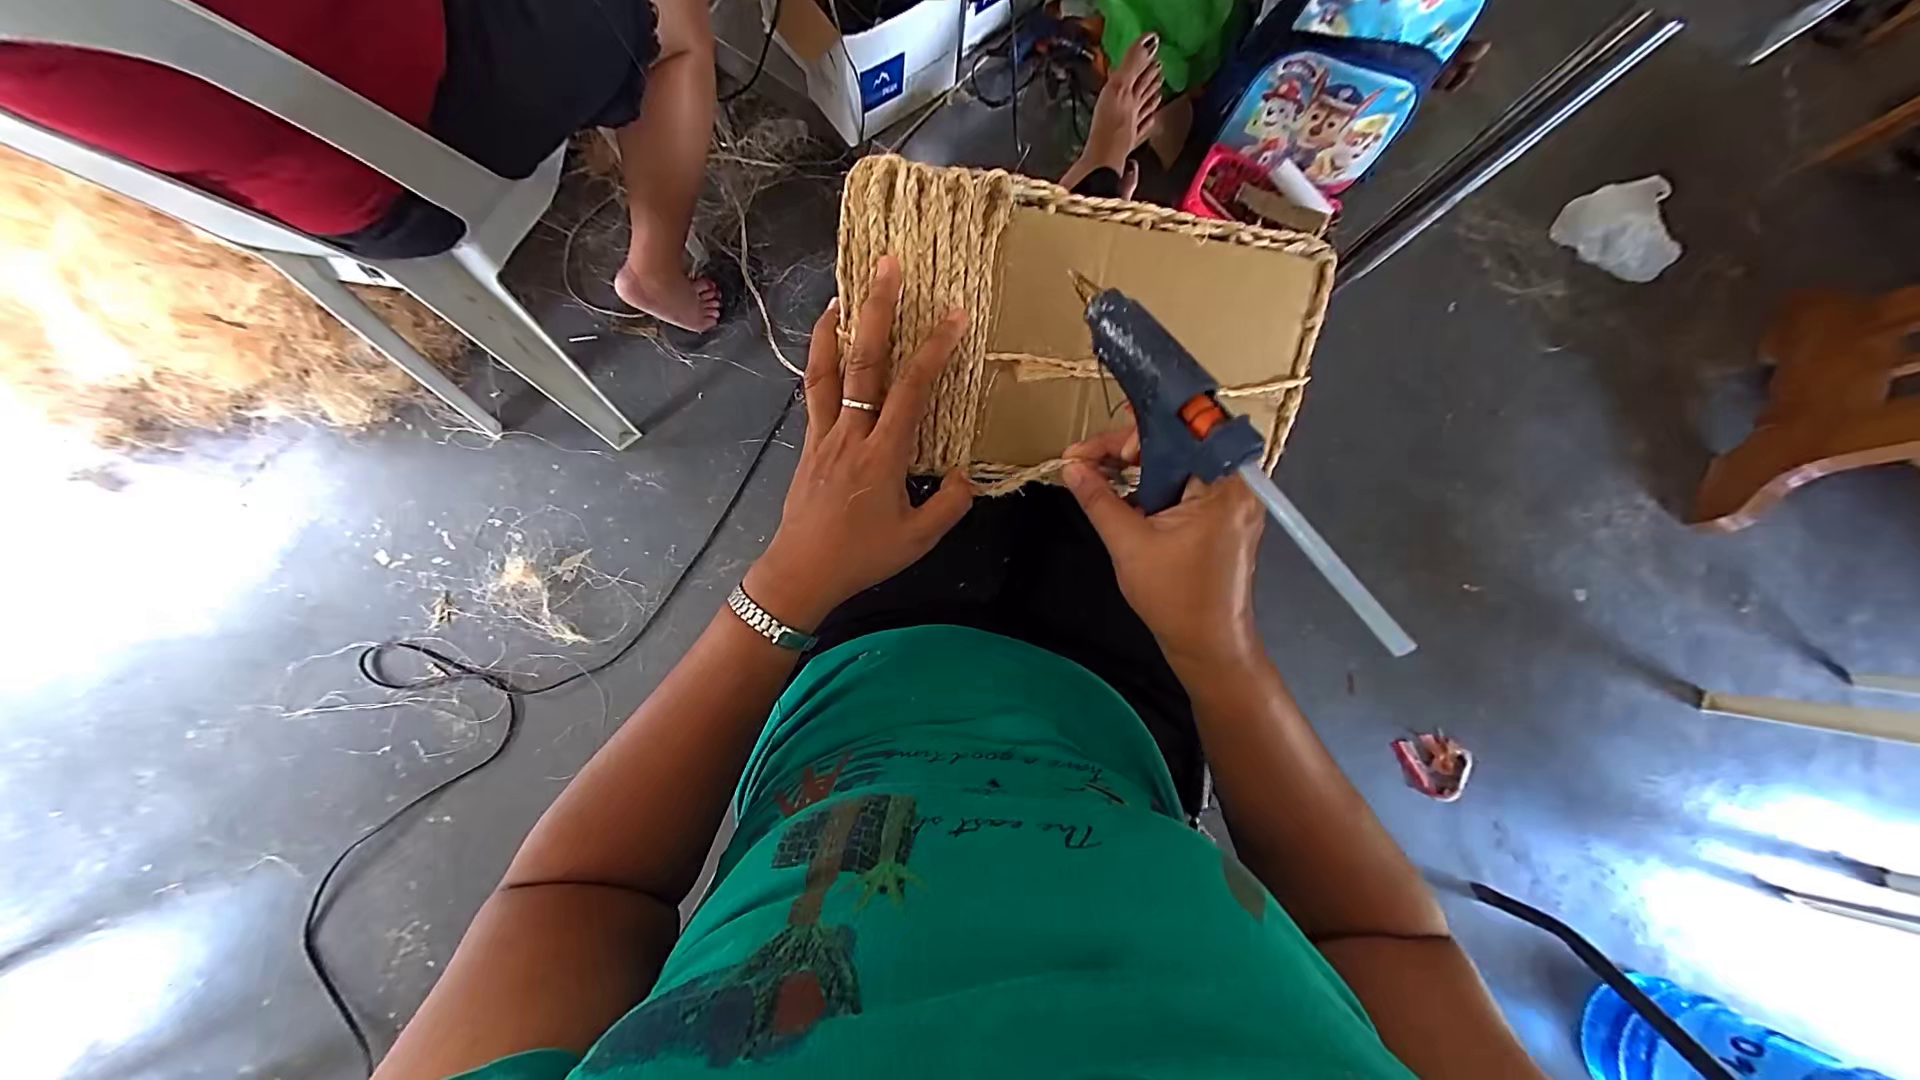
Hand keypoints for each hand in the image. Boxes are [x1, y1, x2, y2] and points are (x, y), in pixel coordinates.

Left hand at [743, 256, 972, 629]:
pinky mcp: (809, 442)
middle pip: (865, 362)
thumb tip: (968, 475)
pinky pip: (814, 392)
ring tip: (846, 291)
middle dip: (878, 309)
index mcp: (884, 454)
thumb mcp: (919, 539)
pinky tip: (827, 345)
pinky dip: (820, 361)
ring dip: (837, 327)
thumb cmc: (862, 556)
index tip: (954, 315)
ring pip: (828, 370)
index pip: (912, 389)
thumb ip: (950, 504)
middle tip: (888, 265)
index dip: (934, 348)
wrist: (801, 571)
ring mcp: (825, 434)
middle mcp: (852, 433)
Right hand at [1062, 424, 1265, 667]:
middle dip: (1127, 449)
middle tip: (1084, 461)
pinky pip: (1182, 485)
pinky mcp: (1221, 517)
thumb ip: (1098, 498)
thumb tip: (1071, 467)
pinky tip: (1119, 493)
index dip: (1135, 429)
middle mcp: (1235, 485)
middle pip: (1177, 443)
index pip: (1180, 430)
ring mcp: (1230, 501)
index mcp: (1223, 485)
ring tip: (1094, 475)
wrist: (1207, 645)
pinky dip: (1150, 485)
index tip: (1097, 445)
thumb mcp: (1127, 543)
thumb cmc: (1174, 598)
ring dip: (1136, 467)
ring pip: (1176, 464)